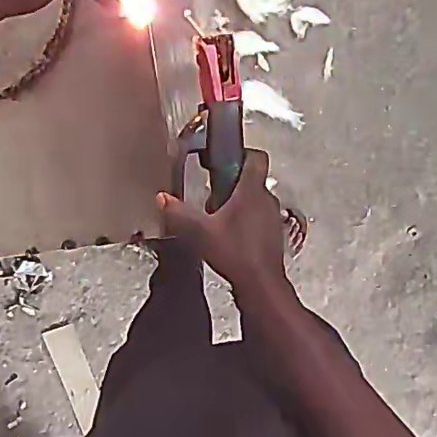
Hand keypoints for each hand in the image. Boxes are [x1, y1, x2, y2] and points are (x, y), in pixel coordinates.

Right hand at [158, 150, 289, 297]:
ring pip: (256, 201)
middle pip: (252, 180)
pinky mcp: (273, 235)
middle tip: (213, 194)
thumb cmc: (237, 254)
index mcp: (252, 191)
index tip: (227, 158)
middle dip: (232, 184)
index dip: (243, 153)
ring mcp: (273, 218)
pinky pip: (259, 219)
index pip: (257, 157)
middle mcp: (267, 201)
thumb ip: (179, 213)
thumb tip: (163, 199)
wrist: (261, 284)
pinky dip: (245, 222)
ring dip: (238, 204)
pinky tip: (229, 237)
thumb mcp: (200, 232)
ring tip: (218, 218)